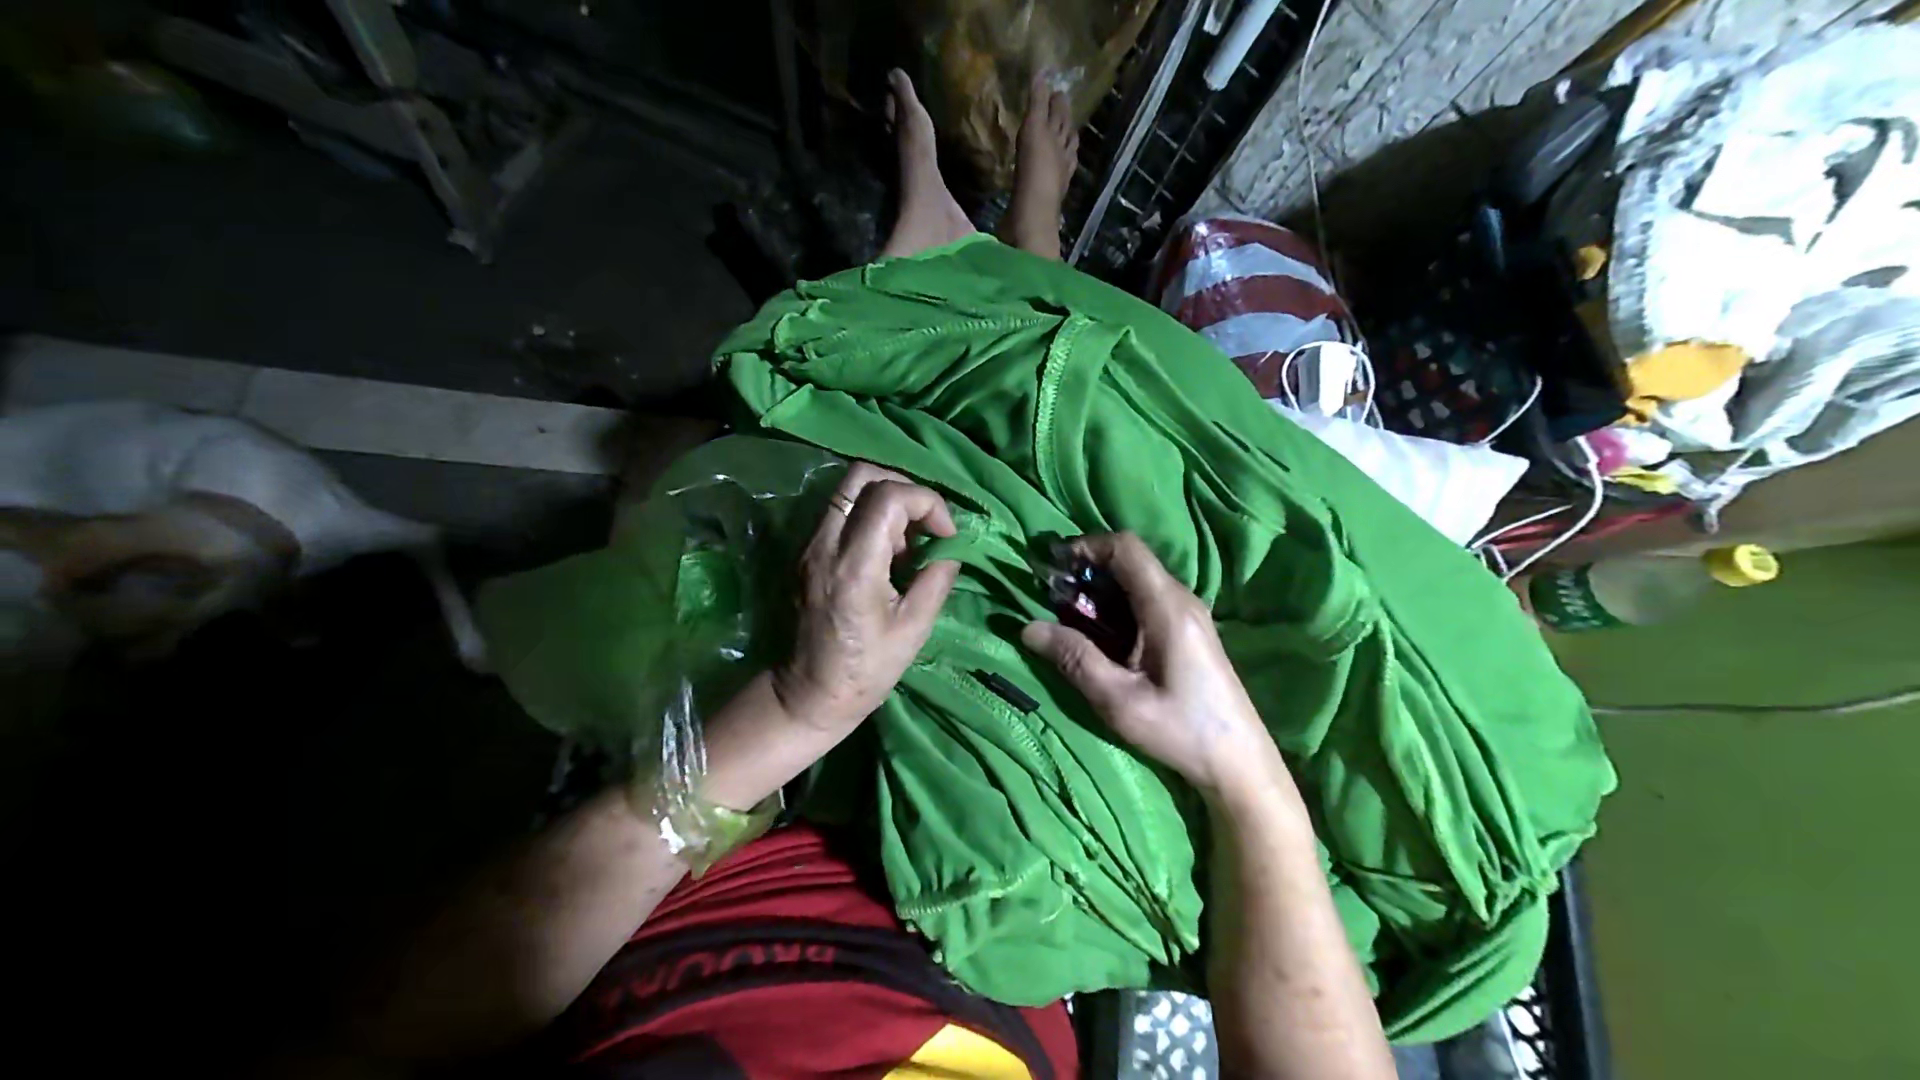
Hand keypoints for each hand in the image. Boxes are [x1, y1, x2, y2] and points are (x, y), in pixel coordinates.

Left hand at [772, 462, 961, 731]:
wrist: (807, 693)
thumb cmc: (866, 670)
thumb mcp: (914, 629)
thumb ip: (936, 580)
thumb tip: (949, 551)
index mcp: (855, 566)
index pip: (890, 496)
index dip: (928, 503)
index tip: (945, 534)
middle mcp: (826, 544)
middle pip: (862, 475)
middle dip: (904, 487)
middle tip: (924, 522)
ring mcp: (810, 545)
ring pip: (847, 490)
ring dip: (885, 501)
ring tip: (905, 540)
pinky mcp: (806, 552)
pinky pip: (839, 512)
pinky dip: (869, 516)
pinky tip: (885, 552)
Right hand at [1021, 532, 1282, 799]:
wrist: (1239, 762)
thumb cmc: (1181, 730)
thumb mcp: (1119, 701)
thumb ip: (1075, 659)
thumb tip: (1028, 628)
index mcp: (1167, 607)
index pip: (1126, 548)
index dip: (1086, 545)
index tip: (1053, 564)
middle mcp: (1180, 599)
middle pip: (1129, 561)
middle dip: (1086, 570)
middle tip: (1052, 596)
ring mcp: (1187, 614)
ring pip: (1136, 581)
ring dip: (1098, 590)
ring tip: (1067, 618)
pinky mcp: (1187, 630)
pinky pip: (1145, 600)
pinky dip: (1114, 606)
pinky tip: (1098, 636)